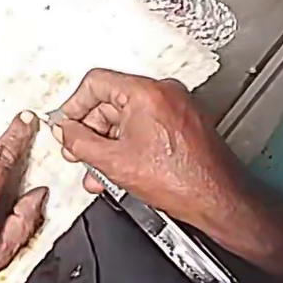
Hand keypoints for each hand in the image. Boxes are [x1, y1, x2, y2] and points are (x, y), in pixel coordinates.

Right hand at [49, 69, 247, 236]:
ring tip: (97, 168)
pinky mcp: (183, 121)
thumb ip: (80, 142)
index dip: (74, 106)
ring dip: (107, 142)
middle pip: (111, 100)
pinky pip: (145, 124)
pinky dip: (128, 143)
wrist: (218, 200)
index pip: (95, 82)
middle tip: (77, 151)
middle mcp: (164, 92)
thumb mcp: (114, 162)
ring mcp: (176, 105)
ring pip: (127, 116)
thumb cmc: (181, 181)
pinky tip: (119, 167)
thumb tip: (64, 131)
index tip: (65, 125)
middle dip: (90, 129)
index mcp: (146, 92)